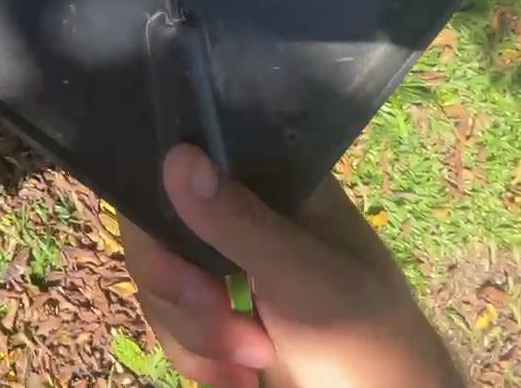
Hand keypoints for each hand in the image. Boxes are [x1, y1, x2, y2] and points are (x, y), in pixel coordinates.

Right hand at [120, 144, 460, 387]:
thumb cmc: (367, 345)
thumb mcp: (306, 279)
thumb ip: (239, 220)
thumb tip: (176, 154)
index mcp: (269, 181)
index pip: (186, 157)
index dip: (162, 194)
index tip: (175, 241)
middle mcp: (235, 210)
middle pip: (154, 220)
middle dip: (175, 281)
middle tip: (218, 316)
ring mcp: (218, 259)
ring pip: (153, 270)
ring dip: (188, 326)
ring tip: (248, 363)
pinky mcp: (207, 306)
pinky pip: (162, 310)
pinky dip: (189, 350)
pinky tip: (235, 377)